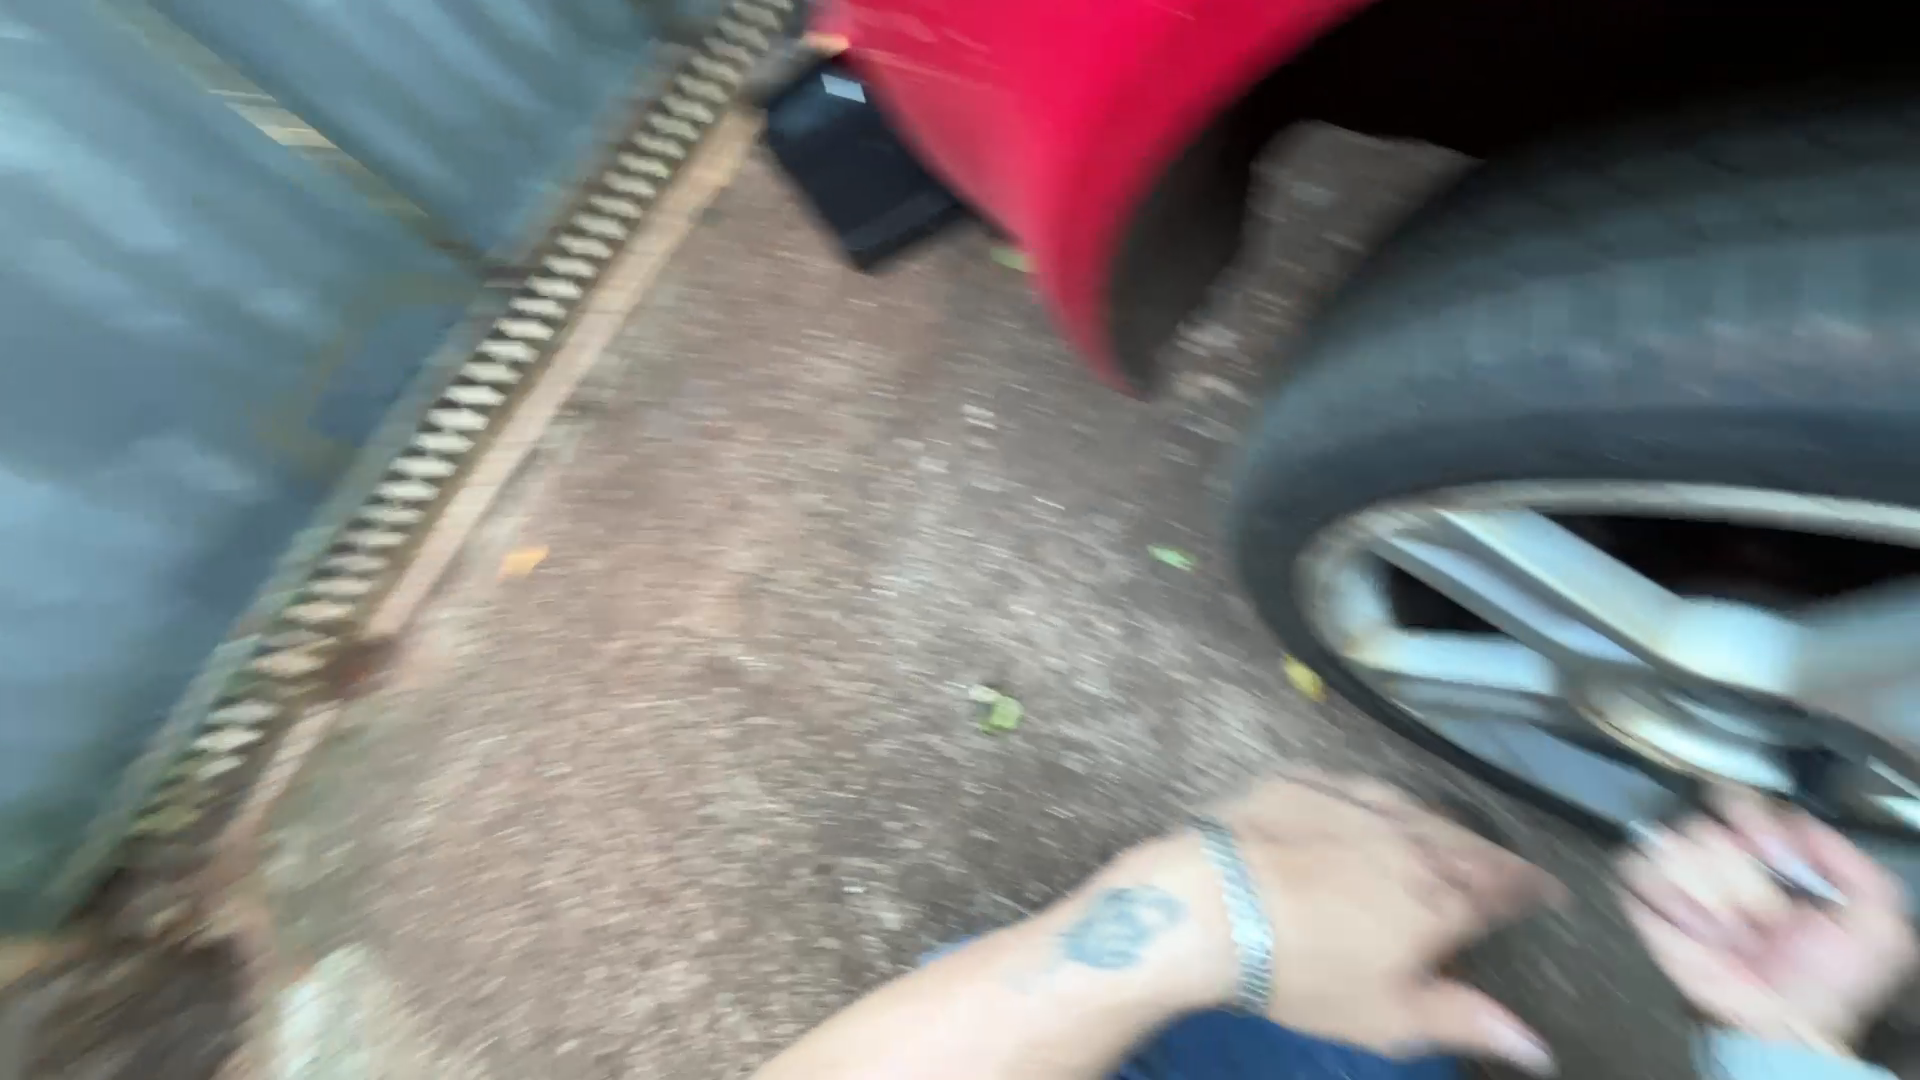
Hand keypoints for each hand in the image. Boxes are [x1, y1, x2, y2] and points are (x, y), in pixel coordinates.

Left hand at [1122, 772, 1564, 1074]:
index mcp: (1434, 897)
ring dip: (1434, 821)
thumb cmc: (1299, 969)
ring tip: (1445, 832)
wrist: (1209, 901)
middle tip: (1500, 863)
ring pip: (1408, 805)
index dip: (1525, 888)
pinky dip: (1371, 797)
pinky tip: (1369, 803)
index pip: (1498, 887)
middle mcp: (1400, 838)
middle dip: (1486, 853)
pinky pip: (1349, 782)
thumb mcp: (1386, 1016)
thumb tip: (1536, 1045)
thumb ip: (1463, 1020)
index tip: (1542, 889)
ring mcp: (1345, 800)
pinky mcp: (1296, 780)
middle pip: (1459, 840)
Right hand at [1618, 790, 1917, 1050]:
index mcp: (1762, 854)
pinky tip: (1695, 927)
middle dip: (1739, 879)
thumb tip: (1800, 823)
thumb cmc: (1824, 978)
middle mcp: (1714, 856)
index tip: (1774, 854)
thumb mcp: (1875, 931)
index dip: (1750, 819)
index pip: (1737, 802)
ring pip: (1670, 847)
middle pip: (1703, 827)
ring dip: (1708, 896)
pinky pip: (1636, 867)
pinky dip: (1669, 899)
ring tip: (1729, 930)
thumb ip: (1857, 872)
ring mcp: (1673, 873)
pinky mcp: (1639, 891)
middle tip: (1761, 916)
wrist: (1775, 1017)